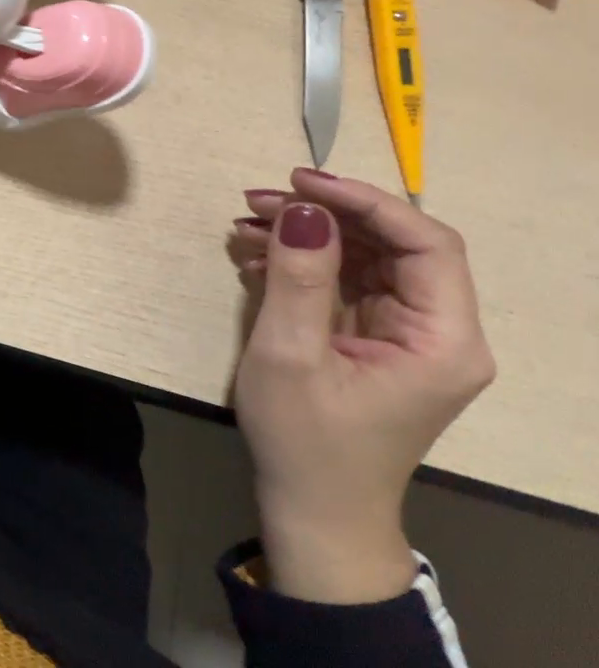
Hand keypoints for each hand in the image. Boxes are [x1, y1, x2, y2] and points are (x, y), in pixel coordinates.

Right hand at [229, 170, 494, 603]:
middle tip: (255, 199)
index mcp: (444, 339)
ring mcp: (410, 338)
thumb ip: (300, 279)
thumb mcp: (289, 354)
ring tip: (244, 223)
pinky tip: (257, 256)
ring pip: (370, 262)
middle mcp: (442, 333)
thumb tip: (301, 211)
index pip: (426, 244)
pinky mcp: (377, 343)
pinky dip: (306, 264)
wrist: (313, 505)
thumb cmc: (304, 437)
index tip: (298, 182)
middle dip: (328, 216)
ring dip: (311, 236)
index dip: (366, 203)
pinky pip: (350, 286)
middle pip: (398, 247)